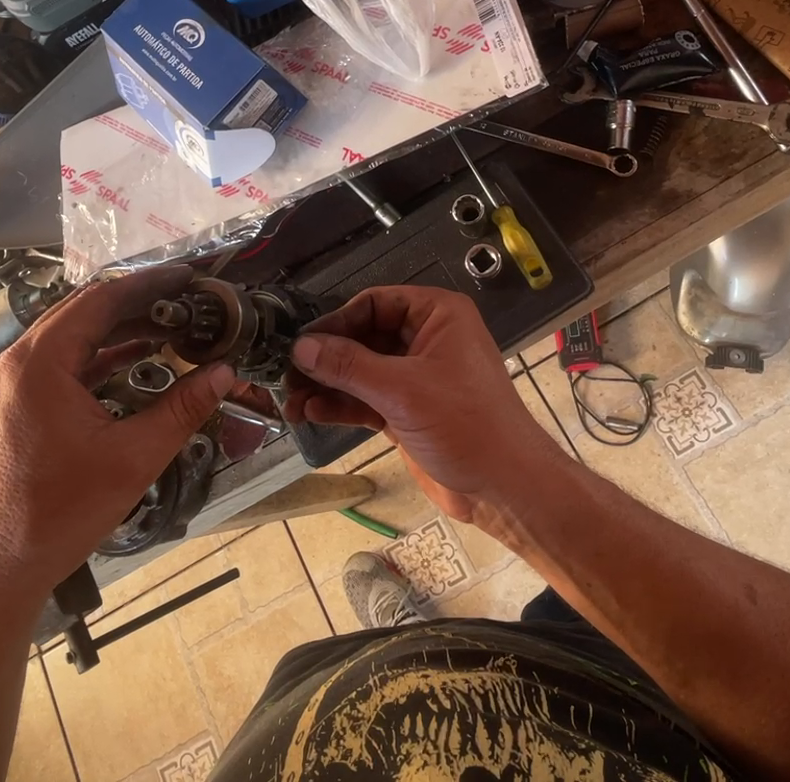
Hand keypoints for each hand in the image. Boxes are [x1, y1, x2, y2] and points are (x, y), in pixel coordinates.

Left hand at [0, 266, 233, 606]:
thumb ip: (183, 408)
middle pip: (86, 311)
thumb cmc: (61, 511)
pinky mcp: (19, 406)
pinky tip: (141, 359)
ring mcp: (15, 385)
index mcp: (41, 362)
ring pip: (76, 337)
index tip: (191, 276)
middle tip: (190, 299)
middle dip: (140, 301)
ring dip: (123, 328)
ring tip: (175, 324)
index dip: (150, 283)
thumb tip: (226, 372)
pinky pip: (67, 363)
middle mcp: (20, 362)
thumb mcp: (134, 457)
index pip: (101, 300)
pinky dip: (105, 355)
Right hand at [286, 286, 571, 522]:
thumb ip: (348, 365)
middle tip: (285, 377)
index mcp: (437, 316)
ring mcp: (417, 377)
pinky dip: (342, 405)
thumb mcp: (402, 389)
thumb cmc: (464, 423)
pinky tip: (311, 413)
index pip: (375, 303)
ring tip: (289, 402)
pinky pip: (368, 399)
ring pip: (362, 371)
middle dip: (326, 358)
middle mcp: (427, 339)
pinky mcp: (409, 411)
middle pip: (364, 337)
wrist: (505, 486)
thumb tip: (300, 346)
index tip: (300, 343)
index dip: (337, 322)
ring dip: (327, 385)